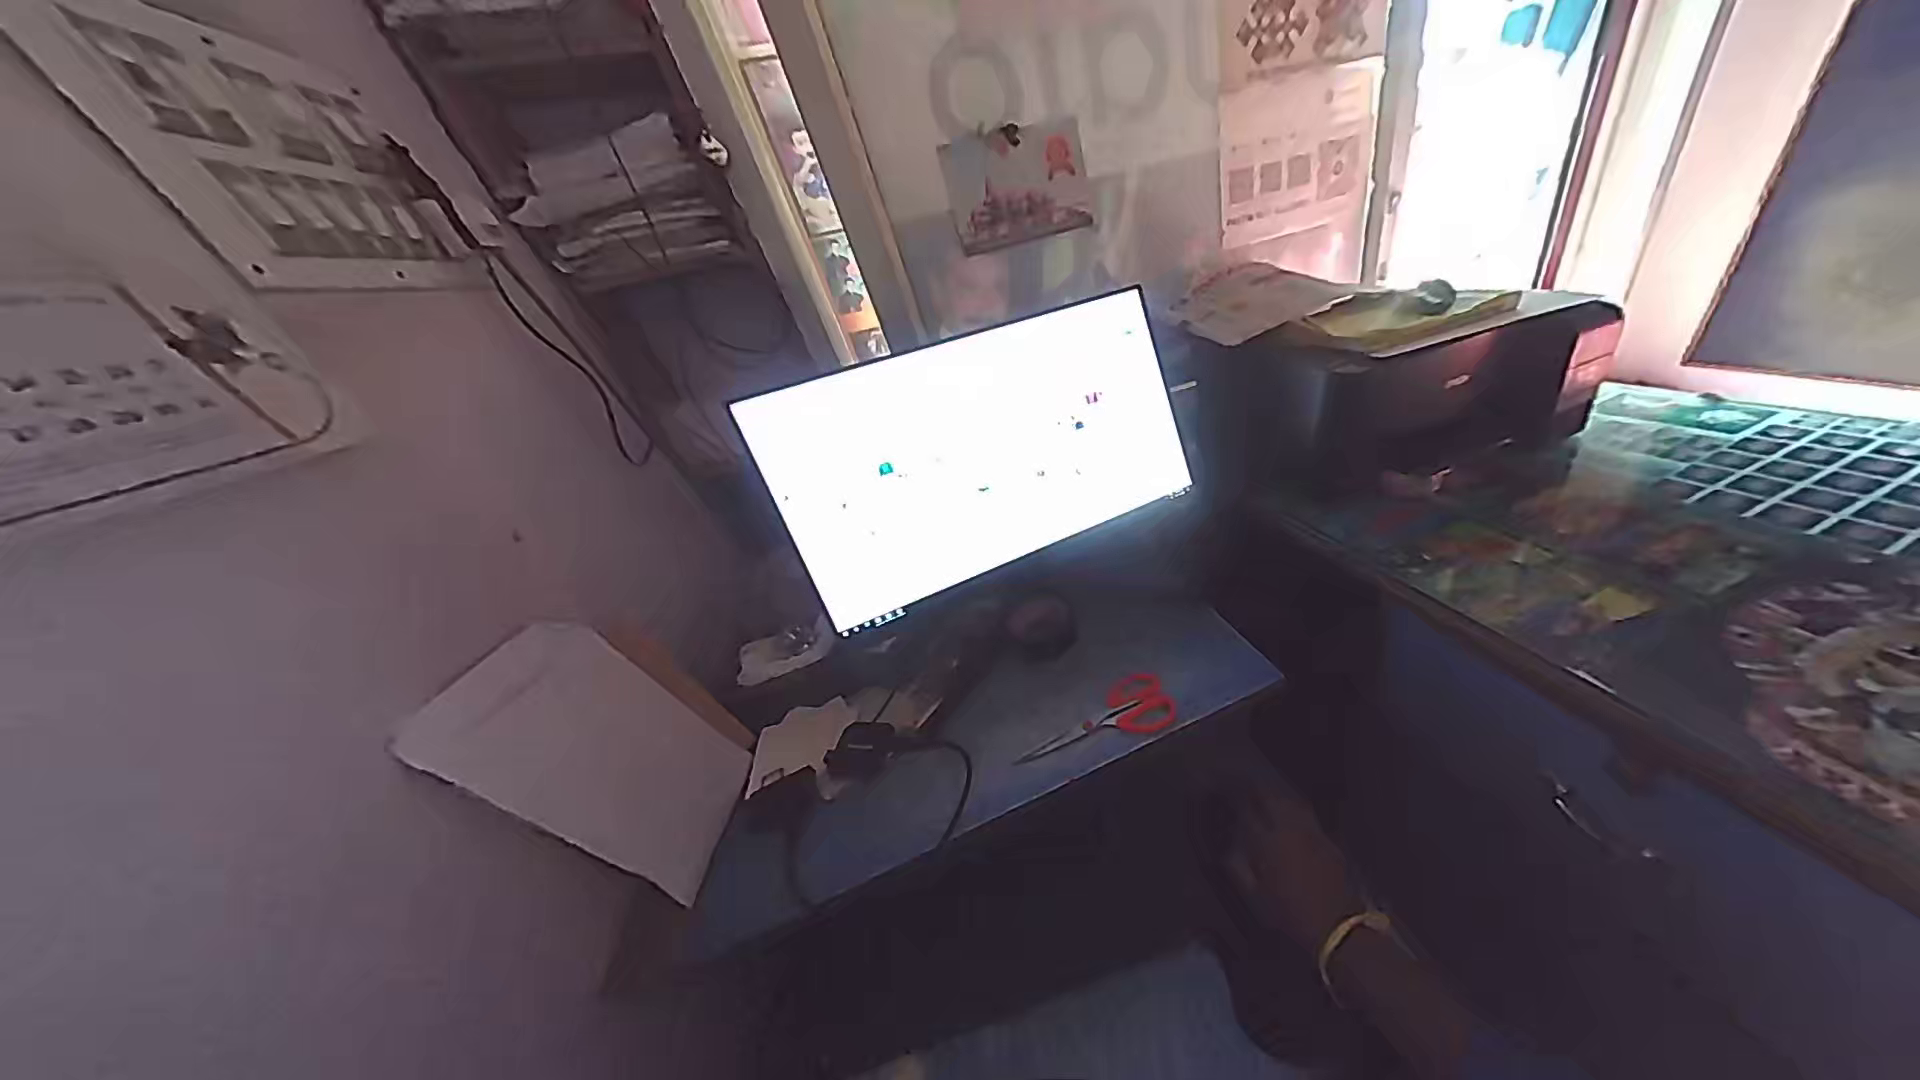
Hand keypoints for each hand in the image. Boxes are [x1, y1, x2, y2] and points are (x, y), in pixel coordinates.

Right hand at [1226, 780, 1364, 950]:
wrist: (1339, 931)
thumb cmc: (1290, 916)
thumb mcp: (1255, 897)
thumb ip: (1237, 868)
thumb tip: (1227, 850)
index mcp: (1266, 841)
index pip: (1244, 808)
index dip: (1231, 795)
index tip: (1219, 789)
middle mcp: (1288, 829)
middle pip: (1268, 796)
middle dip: (1251, 787)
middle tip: (1239, 783)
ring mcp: (1311, 833)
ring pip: (1289, 801)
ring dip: (1273, 793)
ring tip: (1262, 792)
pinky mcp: (1328, 842)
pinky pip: (1306, 814)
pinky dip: (1293, 807)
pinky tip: (1288, 811)